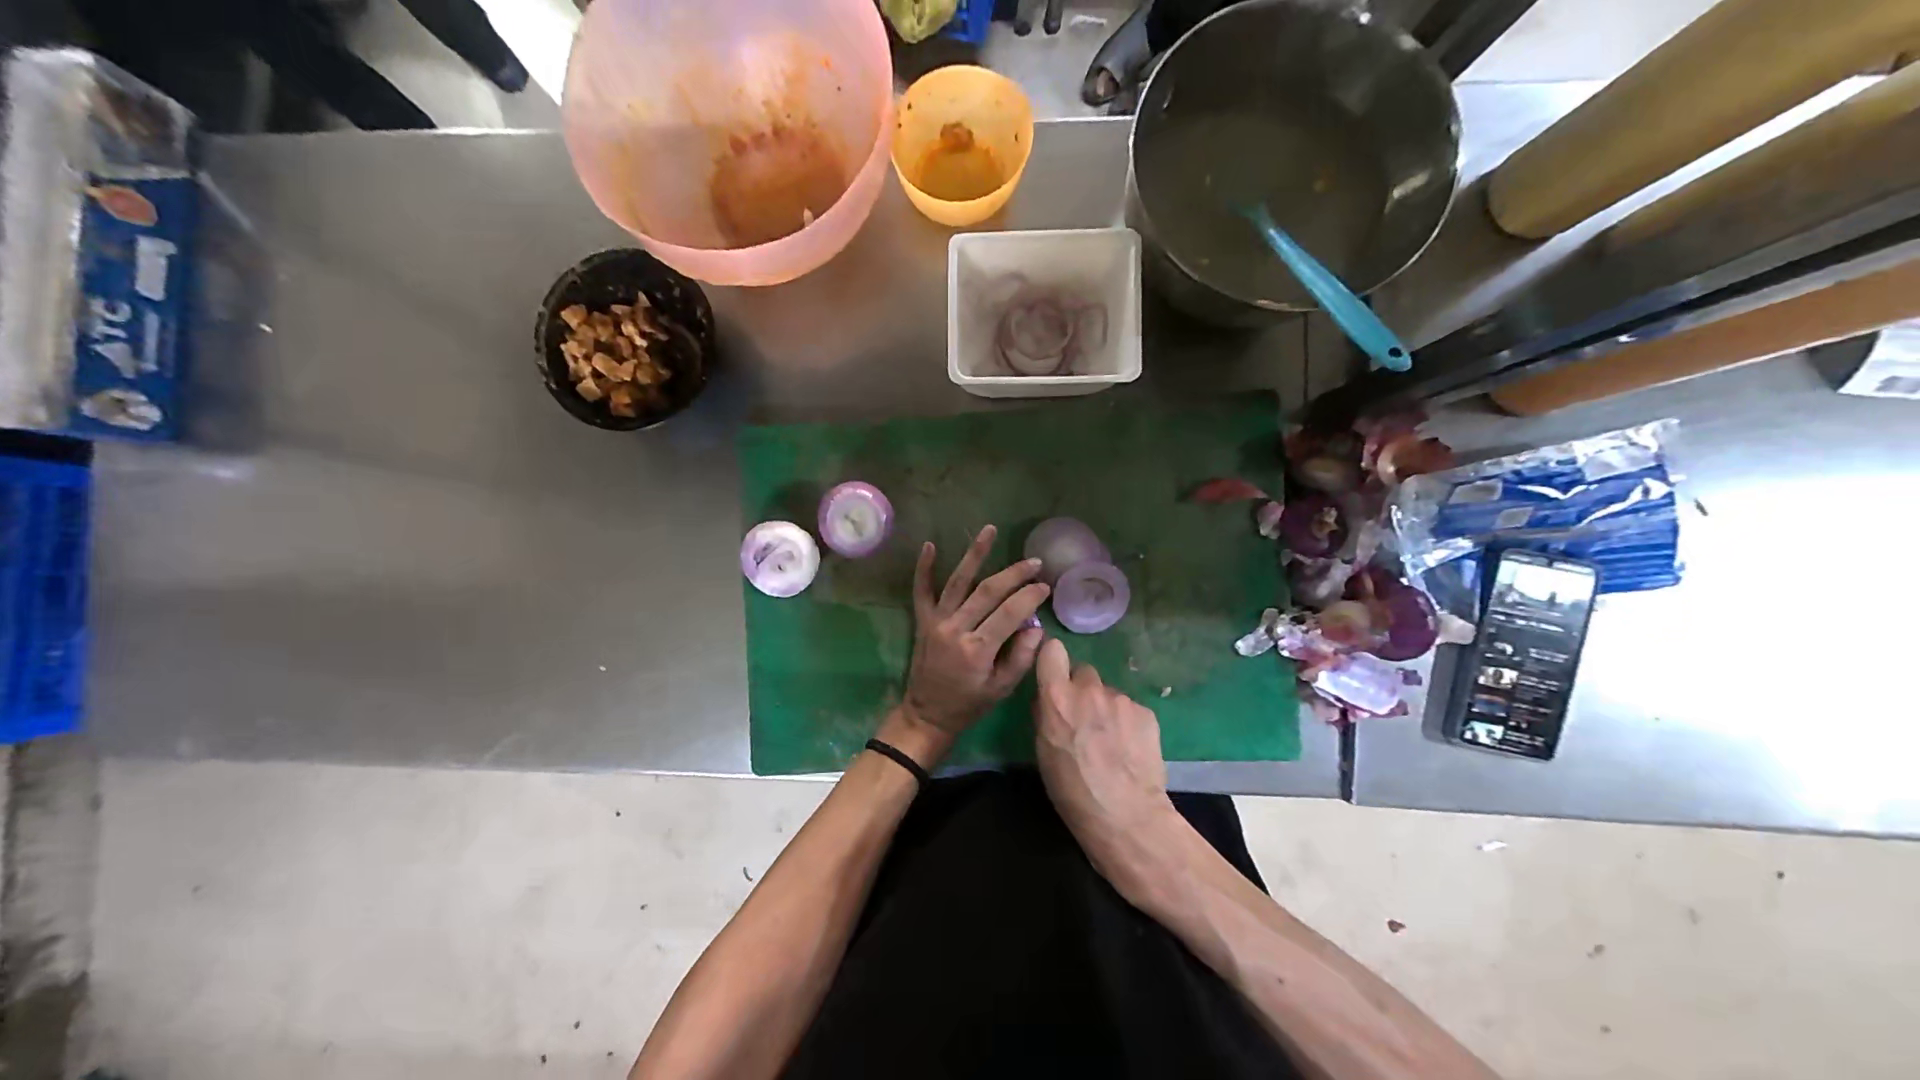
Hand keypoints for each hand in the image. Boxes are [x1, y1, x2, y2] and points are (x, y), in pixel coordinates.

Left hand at [895, 525, 1049, 757]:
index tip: (1045, 587)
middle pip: (988, 591)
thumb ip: (1020, 657)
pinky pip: (922, 590)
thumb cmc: (969, 704)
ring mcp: (936, 622)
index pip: (1010, 612)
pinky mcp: (922, 620)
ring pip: (958, 581)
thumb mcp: (1002, 689)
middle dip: (1014, 573)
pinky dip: (924, 568)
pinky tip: (929, 545)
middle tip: (1034, 563)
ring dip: (975, 554)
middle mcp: (956, 629)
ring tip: (989, 530)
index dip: (1030, 596)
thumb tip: (1036, 626)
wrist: (927, 715)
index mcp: (978, 649)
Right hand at [1032, 638, 1180, 882]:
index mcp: (1057, 697)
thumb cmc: (1072, 790)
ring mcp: (1121, 699)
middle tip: (1085, 720)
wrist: (1125, 816)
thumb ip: (1046, 715)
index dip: (1053, 660)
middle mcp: (1089, 689)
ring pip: (1109, 694)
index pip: (1053, 651)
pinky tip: (1129, 749)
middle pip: (1083, 673)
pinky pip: (1131, 709)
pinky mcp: (1146, 712)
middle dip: (1082, 690)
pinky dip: (1128, 723)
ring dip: (1106, 709)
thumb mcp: (1043, 752)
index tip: (1054, 674)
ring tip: (1111, 742)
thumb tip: (1048, 701)